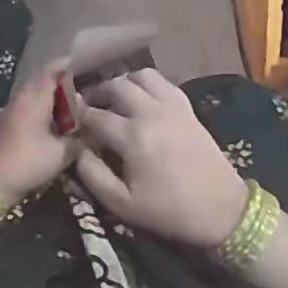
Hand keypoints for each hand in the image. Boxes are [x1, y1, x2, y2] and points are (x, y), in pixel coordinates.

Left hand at [0, 59, 78, 205]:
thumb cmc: (26, 163)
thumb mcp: (61, 153)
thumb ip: (82, 139)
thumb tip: (99, 129)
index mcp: (35, 97)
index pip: (53, 68)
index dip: (72, 64)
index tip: (92, 66)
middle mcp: (23, 96)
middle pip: (46, 78)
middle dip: (67, 80)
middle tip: (91, 86)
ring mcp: (14, 109)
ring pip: (39, 92)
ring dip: (57, 95)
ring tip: (80, 103)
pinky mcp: (10, 122)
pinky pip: (32, 104)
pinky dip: (48, 106)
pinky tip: (62, 120)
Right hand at [73, 70, 250, 247]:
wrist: (221, 211)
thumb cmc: (168, 211)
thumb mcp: (122, 203)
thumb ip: (92, 174)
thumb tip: (78, 149)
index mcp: (133, 137)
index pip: (95, 115)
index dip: (77, 115)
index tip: (66, 119)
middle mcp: (152, 113)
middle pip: (116, 86)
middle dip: (96, 92)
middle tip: (86, 105)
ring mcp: (173, 106)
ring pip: (141, 76)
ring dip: (123, 82)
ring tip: (113, 99)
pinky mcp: (188, 108)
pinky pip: (163, 83)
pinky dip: (146, 84)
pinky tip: (140, 100)